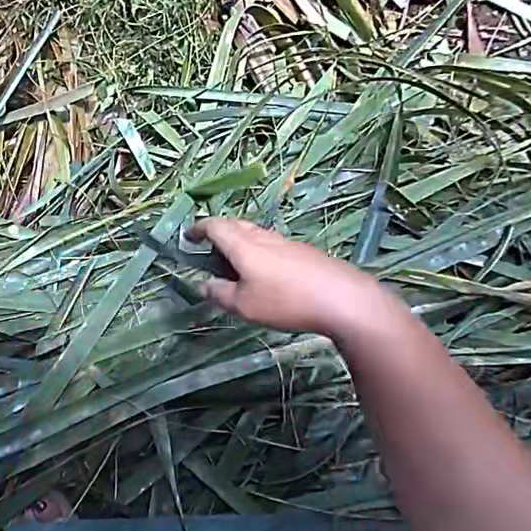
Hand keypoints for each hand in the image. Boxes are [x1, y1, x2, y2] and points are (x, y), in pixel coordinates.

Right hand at [189, 219, 399, 339]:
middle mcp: (264, 236)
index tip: (188, 237)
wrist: (342, 298)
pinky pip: (272, 245)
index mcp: (243, 244)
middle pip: (236, 225)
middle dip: (218, 232)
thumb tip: (201, 285)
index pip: (215, 226)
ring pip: (255, 234)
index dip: (198, 228)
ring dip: (239, 243)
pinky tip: (264, 275)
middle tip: (208, 250)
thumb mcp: (244, 305)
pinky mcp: (303, 253)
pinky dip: (258, 252)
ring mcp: (286, 242)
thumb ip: (219, 294)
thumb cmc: (285, 301)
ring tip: (234, 266)